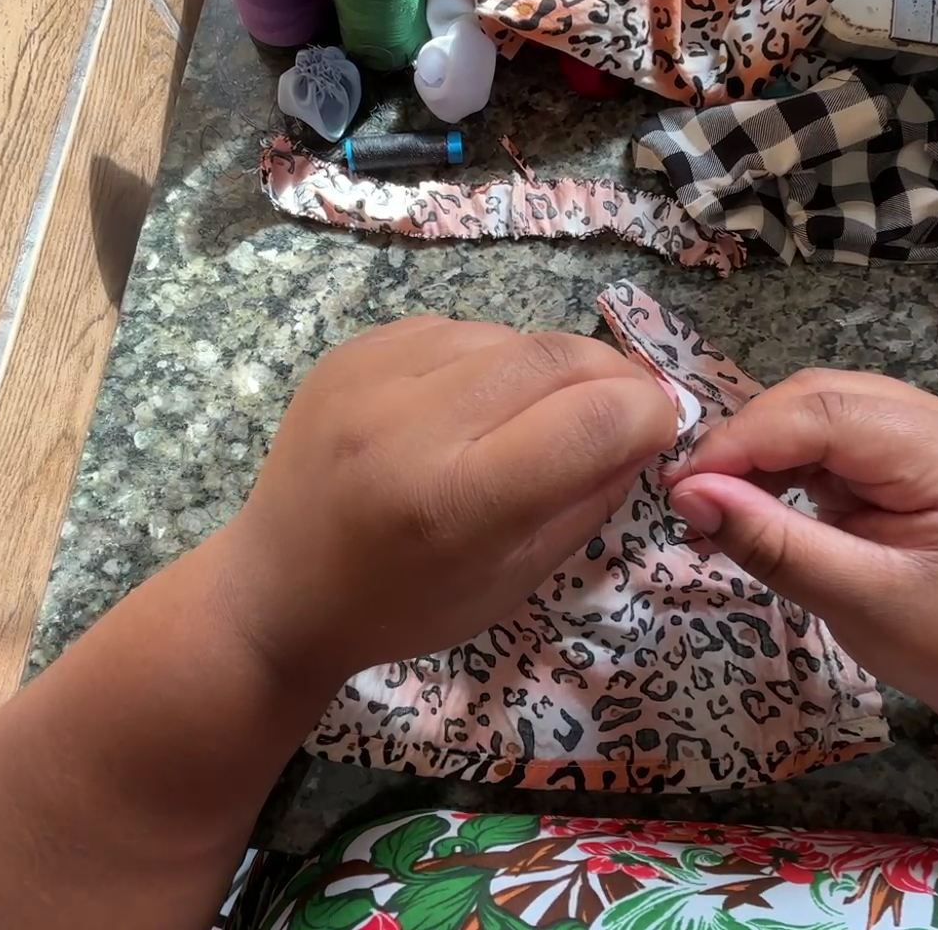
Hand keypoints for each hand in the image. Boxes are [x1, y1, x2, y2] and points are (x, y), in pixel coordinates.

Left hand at [217, 316, 677, 680]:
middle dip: (615, 375)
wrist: (278, 587)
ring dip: (549, 368)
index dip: (649, 414)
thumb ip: (588, 498)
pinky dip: (490, 359)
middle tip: (628, 405)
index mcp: (456, 500)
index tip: (659, 429)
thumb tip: (643, 431)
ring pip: (509, 335)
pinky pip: (456, 331)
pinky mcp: (352, 349)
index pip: (592, 419)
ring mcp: (371, 372)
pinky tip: (476, 399)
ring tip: (541, 411)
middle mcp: (410, 420)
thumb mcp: (514, 580)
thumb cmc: (403, 607)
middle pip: (555, 356)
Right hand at [664, 370, 937, 723]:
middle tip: (690, 494)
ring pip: (810, 411)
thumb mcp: (857, 602)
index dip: (743, 440)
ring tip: (712, 502)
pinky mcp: (895, 454)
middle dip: (744, 440)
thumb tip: (685, 495)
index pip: (825, 413)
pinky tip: (747, 501)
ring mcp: (918, 433)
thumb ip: (771, 543)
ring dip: (754, 450)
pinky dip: (774, 465)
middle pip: (815, 398)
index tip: (681, 485)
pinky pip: (819, 438)